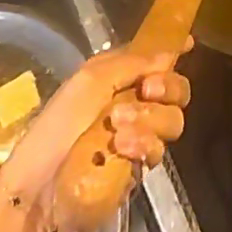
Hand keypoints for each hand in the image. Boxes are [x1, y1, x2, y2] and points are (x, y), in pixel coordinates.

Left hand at [0, 42, 191, 194]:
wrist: (42, 187)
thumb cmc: (61, 123)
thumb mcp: (91, 78)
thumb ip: (133, 62)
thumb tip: (168, 53)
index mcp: (117, 73)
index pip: (152, 56)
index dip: (171, 50)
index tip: (188, 44)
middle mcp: (131, 99)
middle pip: (174, 88)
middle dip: (167, 86)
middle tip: (149, 90)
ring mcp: (137, 133)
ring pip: (172, 119)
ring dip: (149, 118)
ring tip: (119, 128)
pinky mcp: (138, 166)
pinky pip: (158, 149)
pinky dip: (143, 145)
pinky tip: (123, 148)